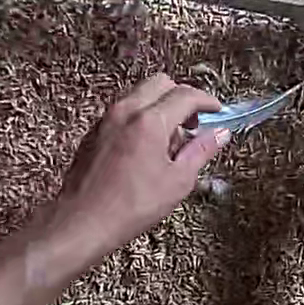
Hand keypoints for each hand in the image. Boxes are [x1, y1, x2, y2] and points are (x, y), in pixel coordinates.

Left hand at [50, 74, 227, 253]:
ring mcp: (106, 119)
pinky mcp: (94, 132)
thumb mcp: (178, 181)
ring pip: (140, 95)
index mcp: (149, 121)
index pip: (185, 96)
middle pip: (160, 83)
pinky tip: (147, 149)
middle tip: (194, 123)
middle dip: (182, 97)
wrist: (83, 221)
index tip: (216, 111)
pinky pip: (123, 111)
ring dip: (161, 107)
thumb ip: (201, 151)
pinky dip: (141, 118)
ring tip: (171, 140)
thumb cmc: (130, 206)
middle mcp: (125, 111)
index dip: (207, 101)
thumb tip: (220, 134)